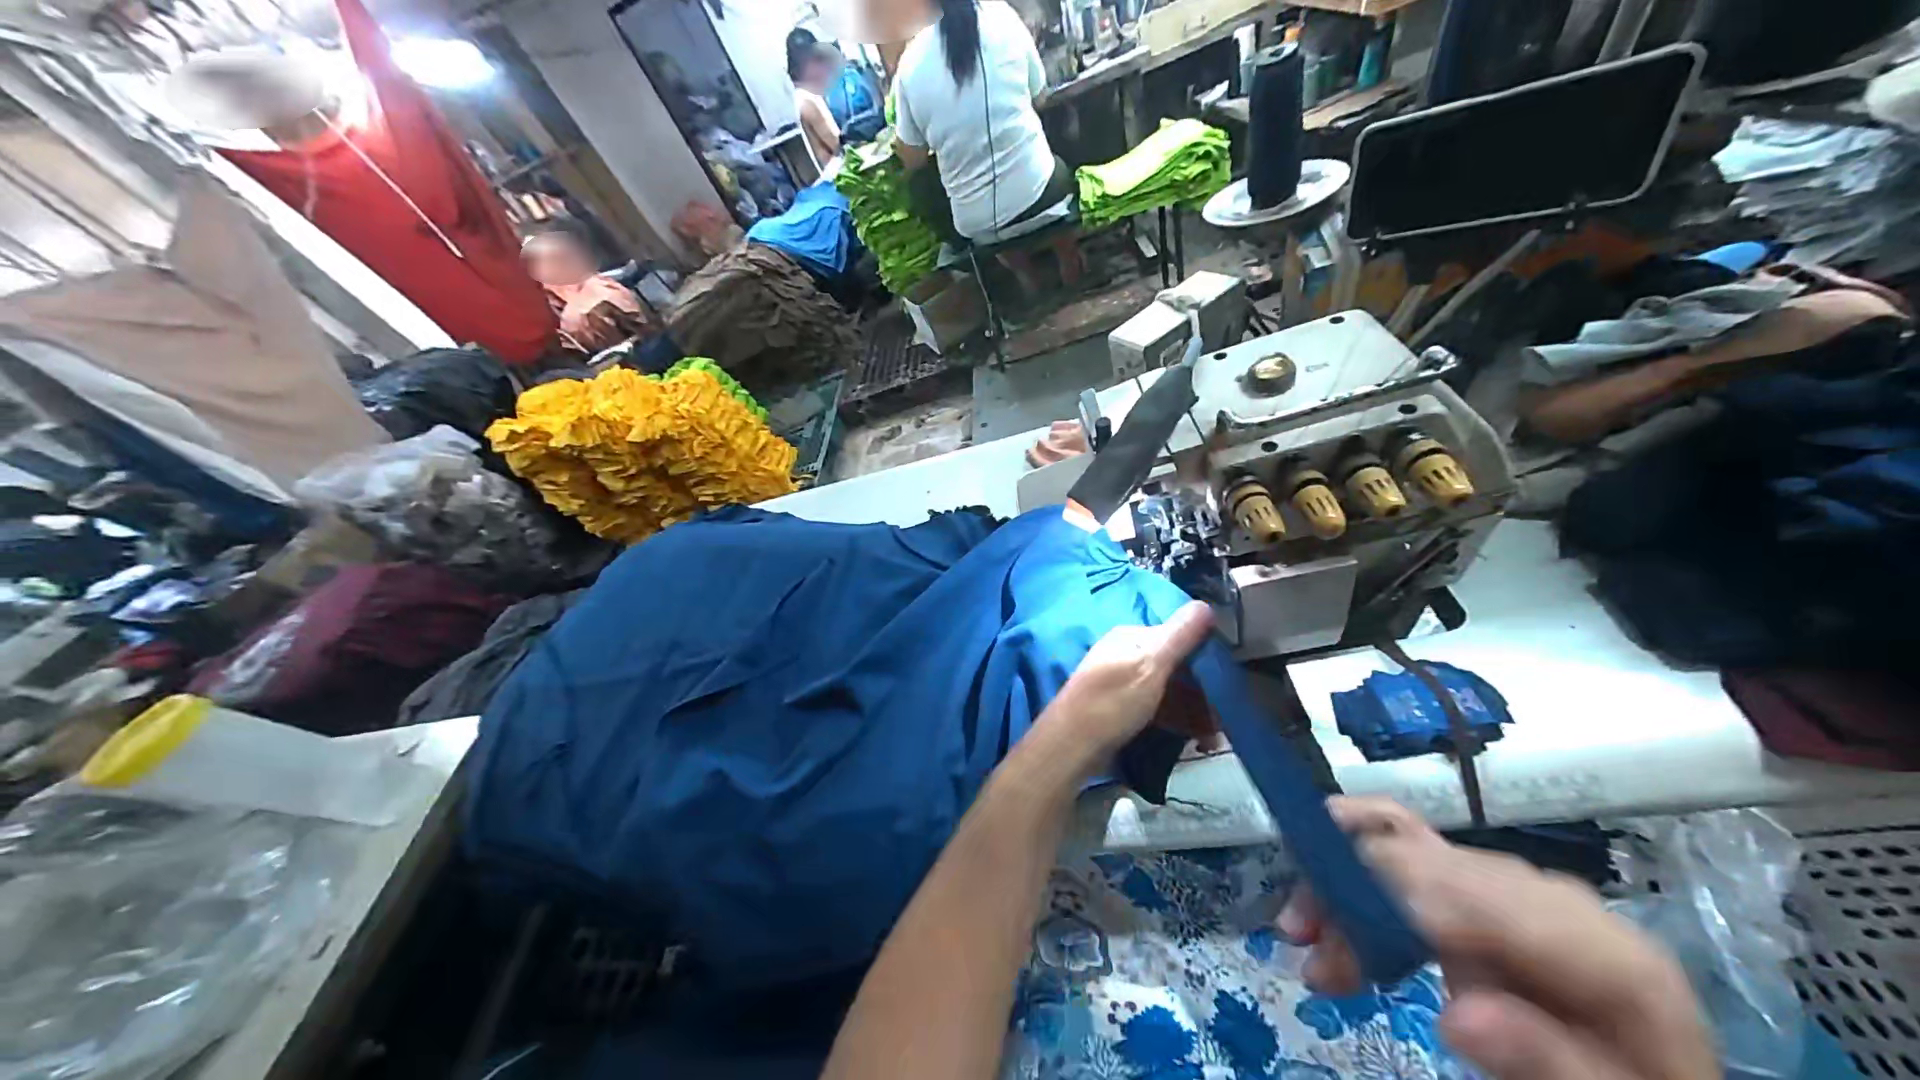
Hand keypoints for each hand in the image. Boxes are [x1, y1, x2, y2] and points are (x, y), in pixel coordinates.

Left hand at [1027, 601, 1214, 781]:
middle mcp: (1127, 654)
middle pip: (1176, 667)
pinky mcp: (1122, 708)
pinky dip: (1177, 721)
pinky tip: (1194, 740)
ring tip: (1211, 739)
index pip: (1180, 637)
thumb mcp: (1149, 665)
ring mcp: (1123, 682)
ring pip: (1170, 690)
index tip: (1227, 687)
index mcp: (1132, 637)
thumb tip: (1206, 605)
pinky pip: (1158, 708)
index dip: (1206, 660)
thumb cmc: (1112, 702)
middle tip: (1220, 724)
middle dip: (1203, 693)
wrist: (1070, 748)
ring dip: (1194, 712)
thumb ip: (1179, 636)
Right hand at [1282, 797, 1715, 1079]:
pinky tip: (1321, 866)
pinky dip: (1355, 860)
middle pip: (1438, 867)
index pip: (1495, 905)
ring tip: (1301, 928)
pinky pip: (1409, 847)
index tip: (1339, 939)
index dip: (1405, 902)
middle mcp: (1552, 898)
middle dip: (1355, 889)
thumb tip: (1456, 1015)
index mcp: (1607, 955)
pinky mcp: (1477, 887)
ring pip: (1409, 849)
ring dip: (1342, 878)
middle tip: (1301, 941)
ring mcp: (1511, 886)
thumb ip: (1549, 1063)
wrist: (1636, 1072)